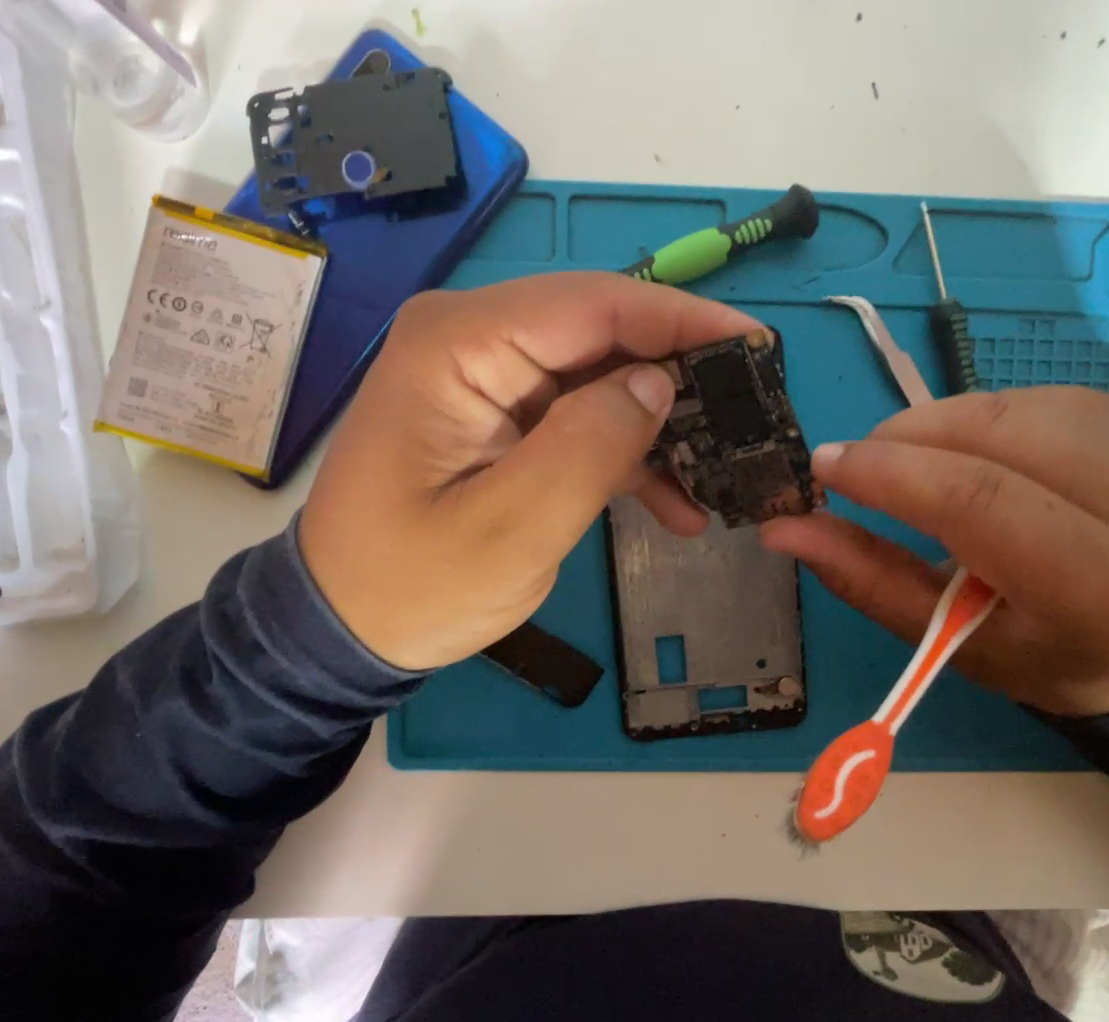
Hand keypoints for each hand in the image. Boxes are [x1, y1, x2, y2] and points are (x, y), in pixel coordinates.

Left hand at [298, 272, 758, 670]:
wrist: (345, 628)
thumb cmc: (413, 585)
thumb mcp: (509, 529)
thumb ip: (590, 447)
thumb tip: (658, 384)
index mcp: (461, 344)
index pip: (595, 305)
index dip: (685, 322)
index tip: (763, 350)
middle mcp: (474, 340)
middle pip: (604, 334)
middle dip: (682, 377)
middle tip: (755, 421)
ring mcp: (488, 379)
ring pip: (603, 378)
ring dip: (663, 426)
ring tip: (724, 478)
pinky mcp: (502, 417)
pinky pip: (582, 417)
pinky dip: (630, 455)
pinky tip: (677, 505)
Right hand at [758, 387, 1108, 716]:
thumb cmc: (1044, 657)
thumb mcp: (948, 640)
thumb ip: (866, 578)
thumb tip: (781, 528)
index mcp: (1096, 583)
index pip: (979, 501)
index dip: (890, 475)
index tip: (824, 468)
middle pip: (994, 433)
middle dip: (905, 439)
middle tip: (858, 467)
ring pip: (1009, 403)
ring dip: (939, 427)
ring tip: (917, 470)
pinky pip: (1034, 397)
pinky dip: (980, 420)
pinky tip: (974, 458)